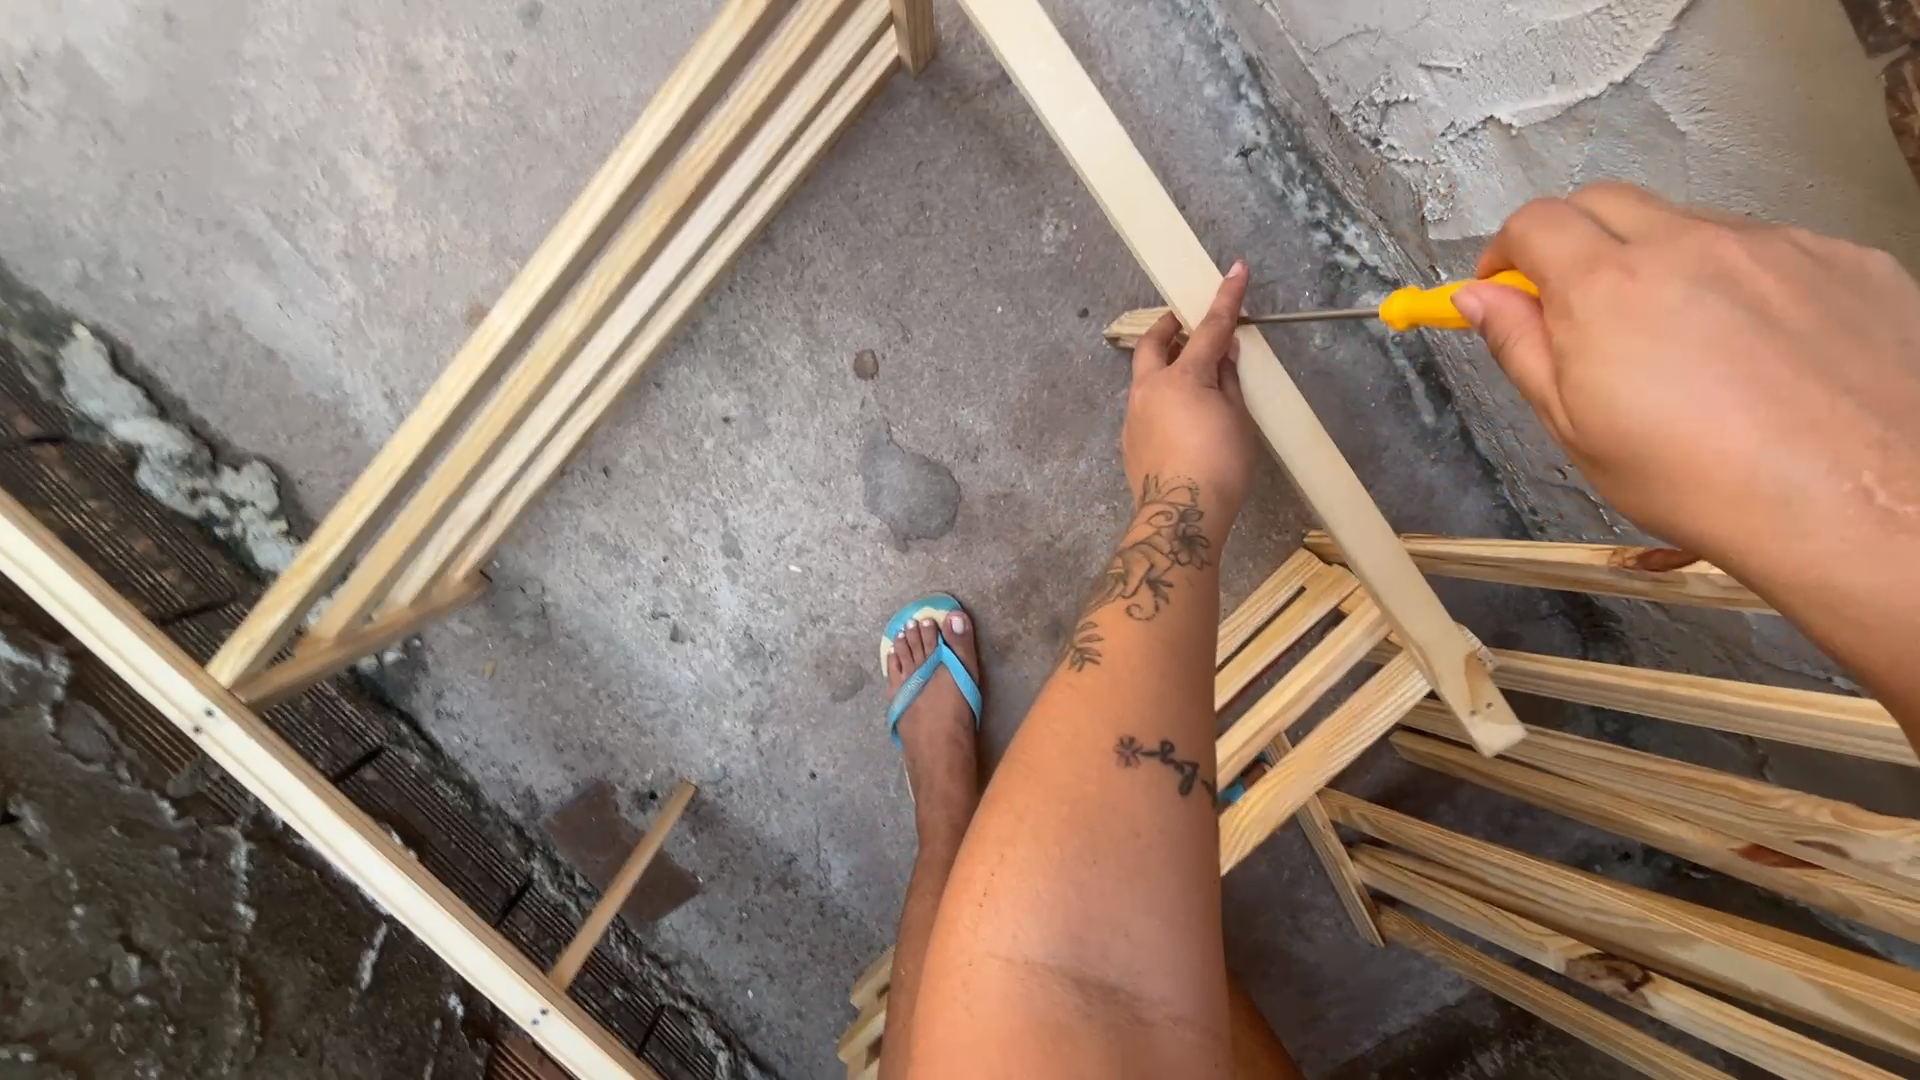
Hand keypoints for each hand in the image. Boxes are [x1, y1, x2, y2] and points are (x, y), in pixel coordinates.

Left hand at [1125, 262, 1257, 522]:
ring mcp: (1132, 415)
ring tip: (1190, 375)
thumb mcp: (1237, 419)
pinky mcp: (1128, 439)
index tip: (1236, 270)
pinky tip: (1179, 416)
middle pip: (1152, 343)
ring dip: (1162, 365)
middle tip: (1185, 322)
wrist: (1179, 514)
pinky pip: (1143, 406)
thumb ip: (1228, 380)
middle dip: (1168, 325)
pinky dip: (1160, 397)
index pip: (1209, 329)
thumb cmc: (1220, 466)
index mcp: (1181, 377)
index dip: (1226, 299)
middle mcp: (1148, 389)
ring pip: (1143, 377)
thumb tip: (1223, 354)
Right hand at [1454, 183, 1919, 566]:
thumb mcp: (1570, 422)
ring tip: (1658, 335)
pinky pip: (1758, 246)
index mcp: (1607, 287)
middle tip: (1562, 301)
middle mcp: (1689, 245)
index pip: (1535, 222)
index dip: (1503, 252)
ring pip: (1682, 222)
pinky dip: (1723, 275)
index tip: (1500, 288)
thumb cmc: (1692, 476)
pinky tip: (1735, 342)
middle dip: (1565, 239)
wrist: (1855, 498)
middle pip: (1602, 201)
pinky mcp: (1840, 258)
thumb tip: (1479, 299)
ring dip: (1645, 257)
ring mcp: (1774, 244)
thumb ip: (1519, 346)